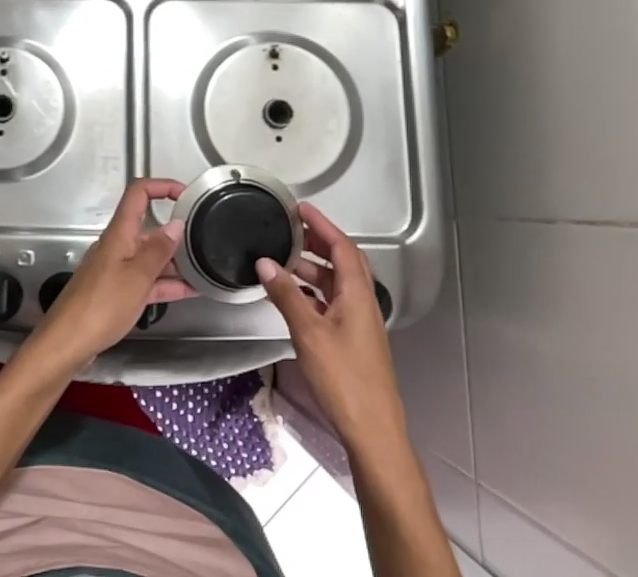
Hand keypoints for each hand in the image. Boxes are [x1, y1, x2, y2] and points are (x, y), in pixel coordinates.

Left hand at [26, 178, 193, 370]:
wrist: (68, 342)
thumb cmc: (101, 305)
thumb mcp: (137, 277)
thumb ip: (158, 251)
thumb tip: (176, 224)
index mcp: (119, 234)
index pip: (138, 194)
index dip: (162, 186)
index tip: (186, 194)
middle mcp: (117, 246)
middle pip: (148, 228)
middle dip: (176, 232)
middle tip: (205, 239)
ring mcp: (116, 269)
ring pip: (150, 257)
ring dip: (175, 262)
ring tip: (205, 268)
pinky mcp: (116, 292)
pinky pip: (146, 280)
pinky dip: (166, 283)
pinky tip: (189, 291)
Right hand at [257, 202, 405, 441]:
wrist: (371, 428)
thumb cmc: (344, 378)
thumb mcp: (308, 332)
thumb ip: (286, 295)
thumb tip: (266, 263)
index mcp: (358, 294)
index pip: (343, 246)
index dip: (322, 224)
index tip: (300, 209)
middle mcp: (362, 303)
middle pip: (343, 261)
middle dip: (317, 243)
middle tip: (289, 231)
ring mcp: (359, 323)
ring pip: (336, 283)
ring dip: (312, 269)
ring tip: (282, 262)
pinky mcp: (352, 340)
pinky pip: (331, 303)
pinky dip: (312, 292)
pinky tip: (292, 297)